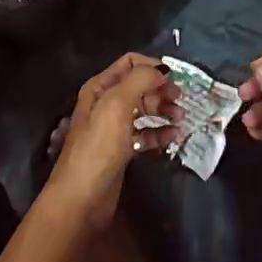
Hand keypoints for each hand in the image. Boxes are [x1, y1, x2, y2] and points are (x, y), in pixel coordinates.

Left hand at [45, 53, 179, 228]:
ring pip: (145, 110)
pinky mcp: (123, 149)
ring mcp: (115, 127)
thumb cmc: (98, 146)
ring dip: (164, 110)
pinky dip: (160, 132)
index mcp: (101, 87)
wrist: (81, 199)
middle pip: (141, 86)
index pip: (131, 63)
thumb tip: (163, 71)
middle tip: (181, 100)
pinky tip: (174, 136)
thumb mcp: (117, 104)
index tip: (174, 78)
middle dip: (162, 90)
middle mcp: (107, 103)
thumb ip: (140, 79)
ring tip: (180, 119)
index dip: (153, 66)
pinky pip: (146, 134)